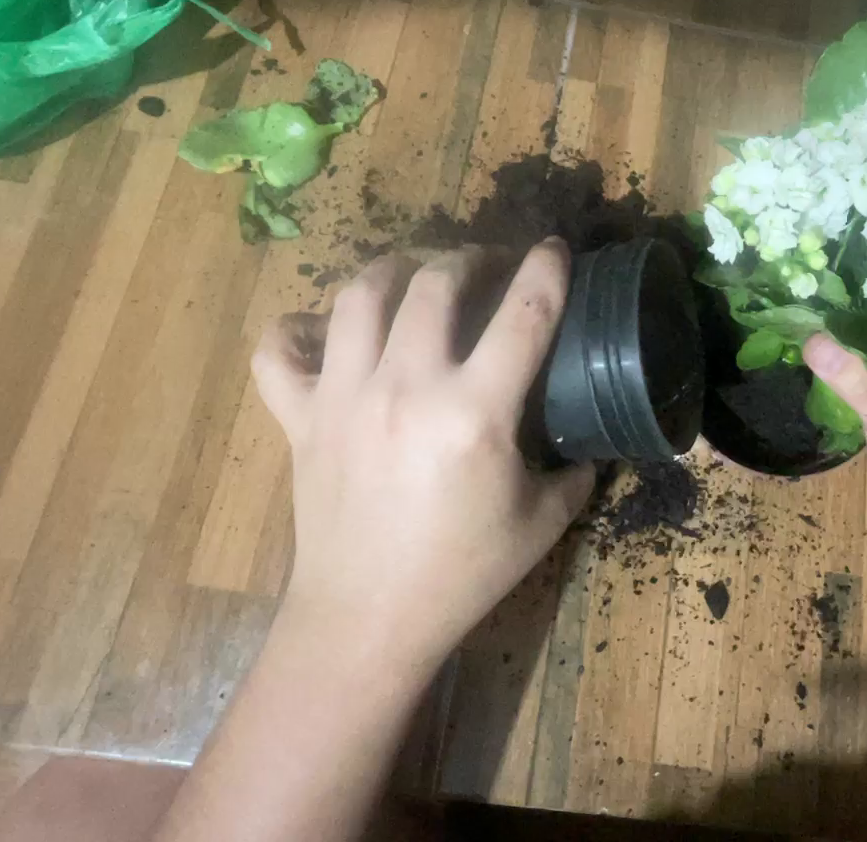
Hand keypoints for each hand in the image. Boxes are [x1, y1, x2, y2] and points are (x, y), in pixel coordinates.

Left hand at [252, 240, 594, 667]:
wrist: (367, 619)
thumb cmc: (462, 573)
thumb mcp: (543, 522)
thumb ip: (576, 472)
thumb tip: (587, 443)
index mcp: (474, 412)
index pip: (524, 313)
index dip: (547, 269)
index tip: (556, 247)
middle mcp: (406, 387)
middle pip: (435, 282)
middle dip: (469, 257)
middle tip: (485, 267)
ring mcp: (344, 397)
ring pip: (359, 295)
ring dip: (394, 269)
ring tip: (414, 276)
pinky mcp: (300, 418)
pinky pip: (279, 352)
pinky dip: (296, 328)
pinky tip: (324, 331)